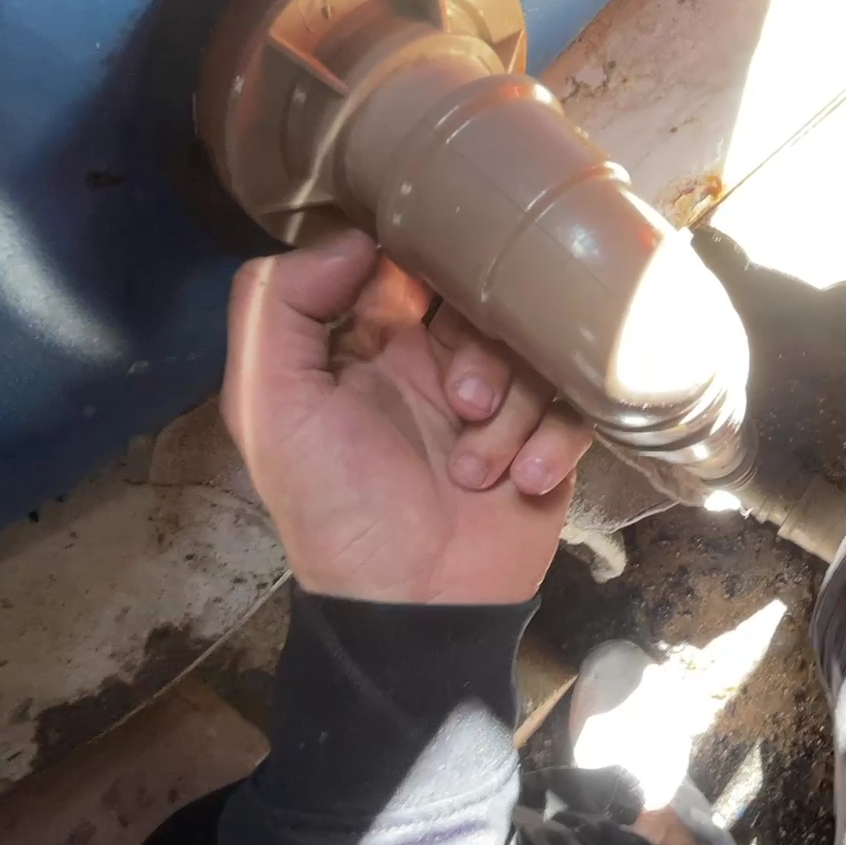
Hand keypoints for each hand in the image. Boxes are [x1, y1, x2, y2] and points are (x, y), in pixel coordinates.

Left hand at [222, 230, 592, 603]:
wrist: (414, 603)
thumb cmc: (339, 505)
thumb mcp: (271, 406)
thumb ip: (278, 306)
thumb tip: (358, 240)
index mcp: (378, 345)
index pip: (413, 267)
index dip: (428, 269)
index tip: (438, 291)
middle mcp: (444, 366)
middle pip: (489, 309)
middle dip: (482, 354)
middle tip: (464, 405)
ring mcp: (504, 405)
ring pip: (536, 358)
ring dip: (513, 413)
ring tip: (479, 469)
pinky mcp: (551, 442)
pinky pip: (574, 410)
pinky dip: (554, 443)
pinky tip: (527, 480)